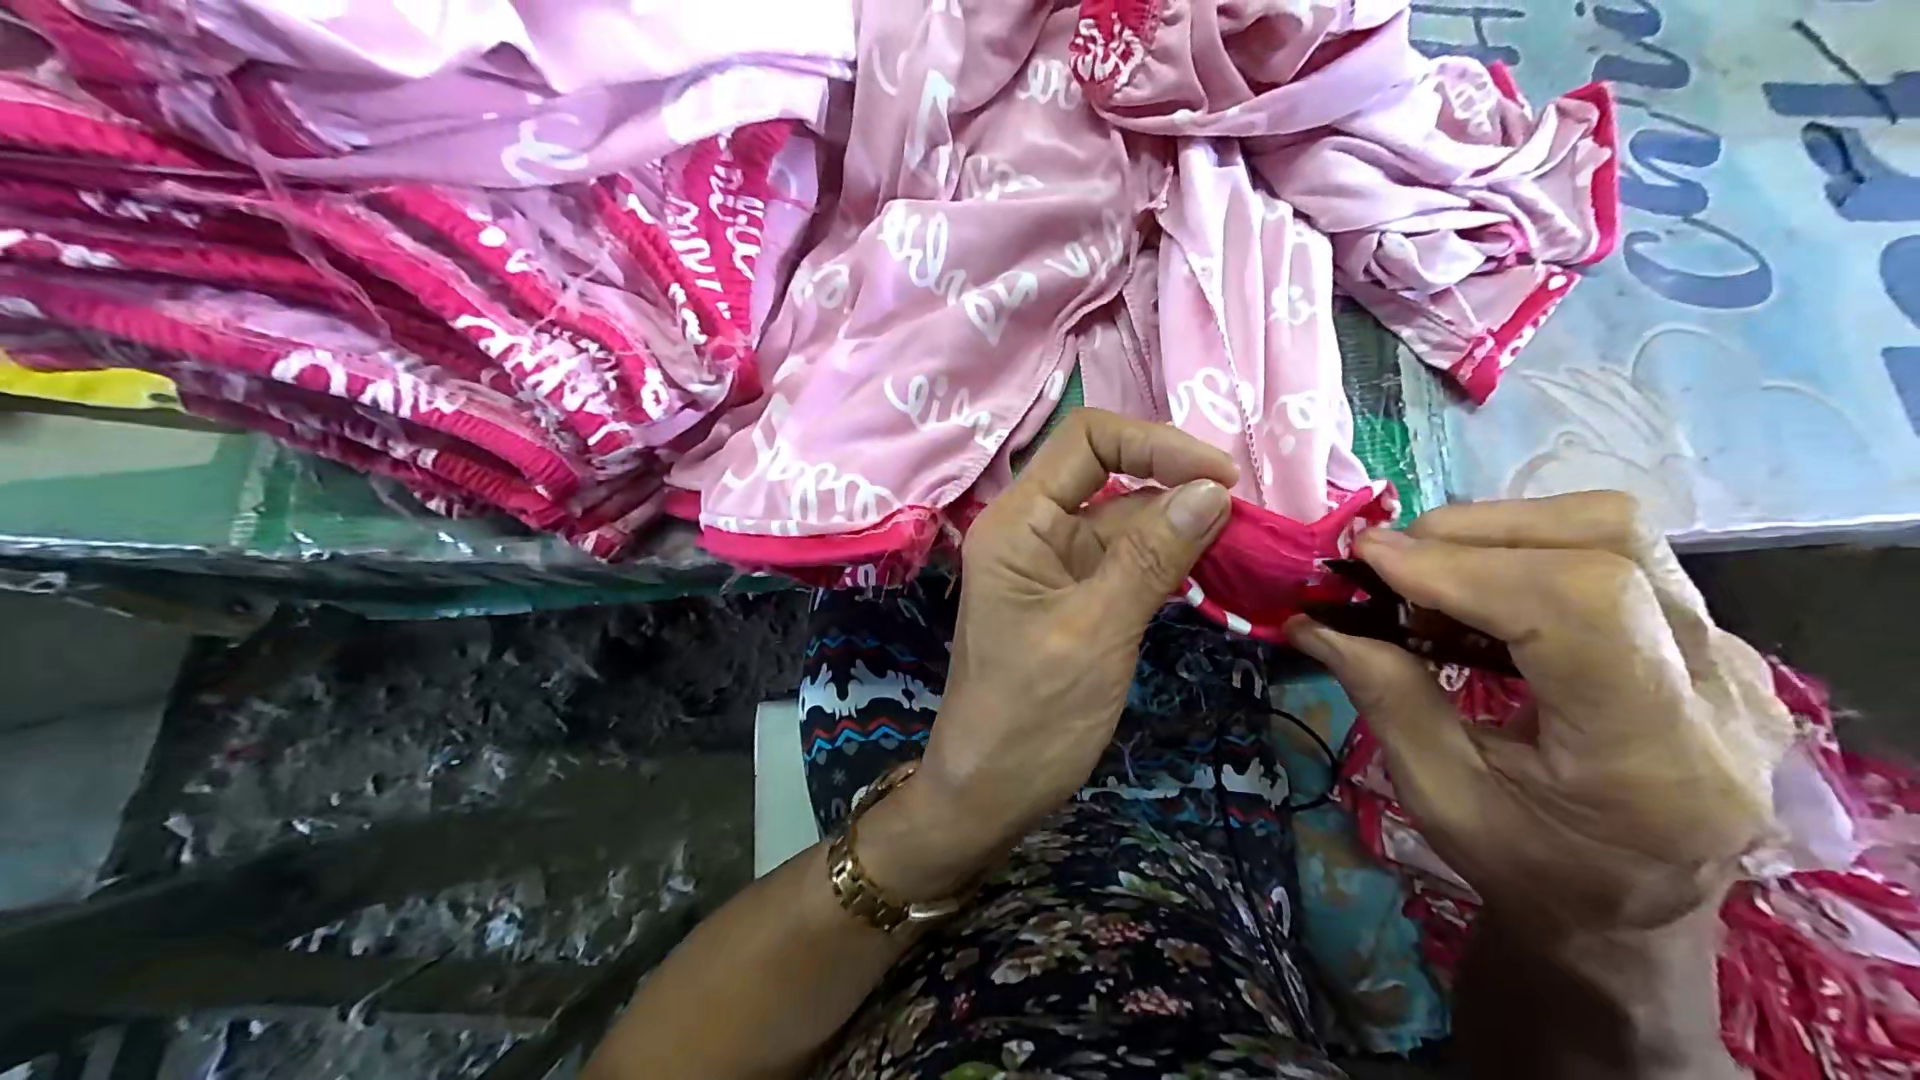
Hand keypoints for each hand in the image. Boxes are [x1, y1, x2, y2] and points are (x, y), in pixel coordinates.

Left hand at [865, 409, 1236, 896]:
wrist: (991, 793)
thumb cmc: (1031, 717)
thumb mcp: (1097, 631)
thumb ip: (1152, 556)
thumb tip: (1214, 489)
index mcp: (1017, 522)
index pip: (1086, 441)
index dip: (1155, 444)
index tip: (1221, 478)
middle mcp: (1034, 530)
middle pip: (1111, 476)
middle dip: (1178, 486)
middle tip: (1249, 516)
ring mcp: (1056, 565)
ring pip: (1126, 521)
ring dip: (1182, 526)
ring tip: (1248, 541)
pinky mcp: (1077, 597)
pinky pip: (1127, 561)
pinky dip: (1169, 560)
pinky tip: (1215, 566)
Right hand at [1286, 491, 1793, 936]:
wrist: (1632, 907)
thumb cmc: (1530, 866)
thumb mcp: (1439, 796)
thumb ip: (1385, 696)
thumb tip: (1313, 620)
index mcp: (1656, 756)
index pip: (1578, 609)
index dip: (1462, 568)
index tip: (1368, 560)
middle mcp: (1720, 691)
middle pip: (1603, 545)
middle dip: (1467, 536)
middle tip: (1383, 566)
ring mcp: (1729, 655)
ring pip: (1612, 531)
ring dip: (1493, 531)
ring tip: (1424, 574)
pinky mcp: (1704, 635)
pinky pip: (1613, 550)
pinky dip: (1520, 547)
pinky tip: (1472, 586)